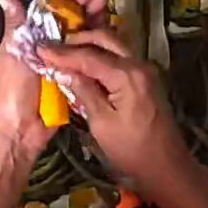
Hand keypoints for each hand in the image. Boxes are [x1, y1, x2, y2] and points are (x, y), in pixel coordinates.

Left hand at [0, 0, 106, 158]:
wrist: (22, 130)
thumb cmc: (13, 89)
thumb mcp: (12, 52)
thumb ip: (16, 24)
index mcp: (28, 36)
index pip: (45, 8)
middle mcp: (47, 45)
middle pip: (66, 17)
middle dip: (80, 1)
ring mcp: (63, 60)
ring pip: (80, 32)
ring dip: (91, 15)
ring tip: (104, 0)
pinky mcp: (76, 75)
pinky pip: (89, 54)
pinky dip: (98, 39)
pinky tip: (109, 24)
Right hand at [41, 29, 192, 197]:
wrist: (168, 167)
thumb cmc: (133, 150)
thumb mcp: (102, 124)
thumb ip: (84, 92)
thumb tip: (64, 72)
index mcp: (128, 76)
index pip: (89, 56)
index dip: (62, 53)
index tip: (40, 49)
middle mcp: (139, 65)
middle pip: (105, 40)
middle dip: (77, 40)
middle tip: (53, 47)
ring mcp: (145, 70)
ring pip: (113, 46)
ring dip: (89, 46)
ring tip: (64, 53)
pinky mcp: (145, 78)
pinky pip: (119, 58)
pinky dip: (101, 56)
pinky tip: (84, 65)